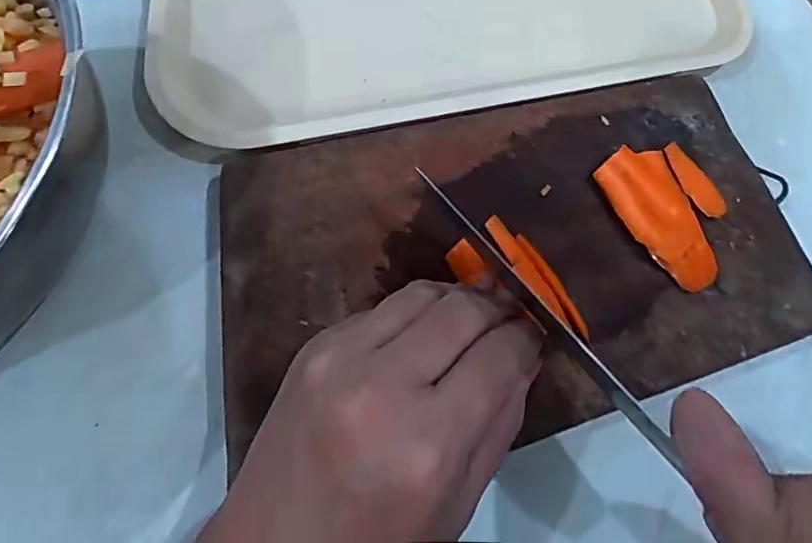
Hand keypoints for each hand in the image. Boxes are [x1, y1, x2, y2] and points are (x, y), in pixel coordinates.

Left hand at [200, 281, 542, 542]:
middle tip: (512, 313)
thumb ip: (498, 424)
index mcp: (426, 446)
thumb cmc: (376, 540)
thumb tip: (525, 356)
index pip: (498, 358)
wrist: (274, 541)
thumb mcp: (455, 505)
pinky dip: (413, 314)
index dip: (526, 337)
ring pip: (421, 293)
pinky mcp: (316, 342)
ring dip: (457, 298)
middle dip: (496, 306)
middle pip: (461, 311)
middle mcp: (382, 387)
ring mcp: (341, 356)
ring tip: (475, 313)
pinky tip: (422, 333)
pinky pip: (382, 309)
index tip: (536, 333)